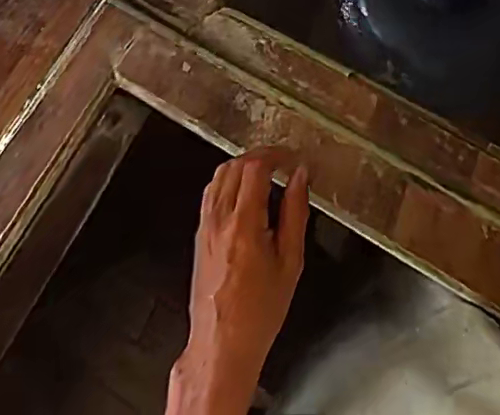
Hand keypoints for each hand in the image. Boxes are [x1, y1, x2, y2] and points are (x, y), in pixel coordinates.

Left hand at [168, 150, 310, 414]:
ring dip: (243, 165)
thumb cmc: (259, 311)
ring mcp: (205, 226)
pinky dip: (228, 181)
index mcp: (244, 224)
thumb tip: (300, 178)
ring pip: (219, 175)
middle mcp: (219, 220)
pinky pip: (211, 193)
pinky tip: (245, 192)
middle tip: (282, 162)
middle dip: (261, 156)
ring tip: (266, 173)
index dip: (276, 155)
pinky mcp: (199, 234)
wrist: (221, 345)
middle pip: (235, 164)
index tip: (292, 159)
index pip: (255, 167)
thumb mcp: (291, 262)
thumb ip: (296, 212)